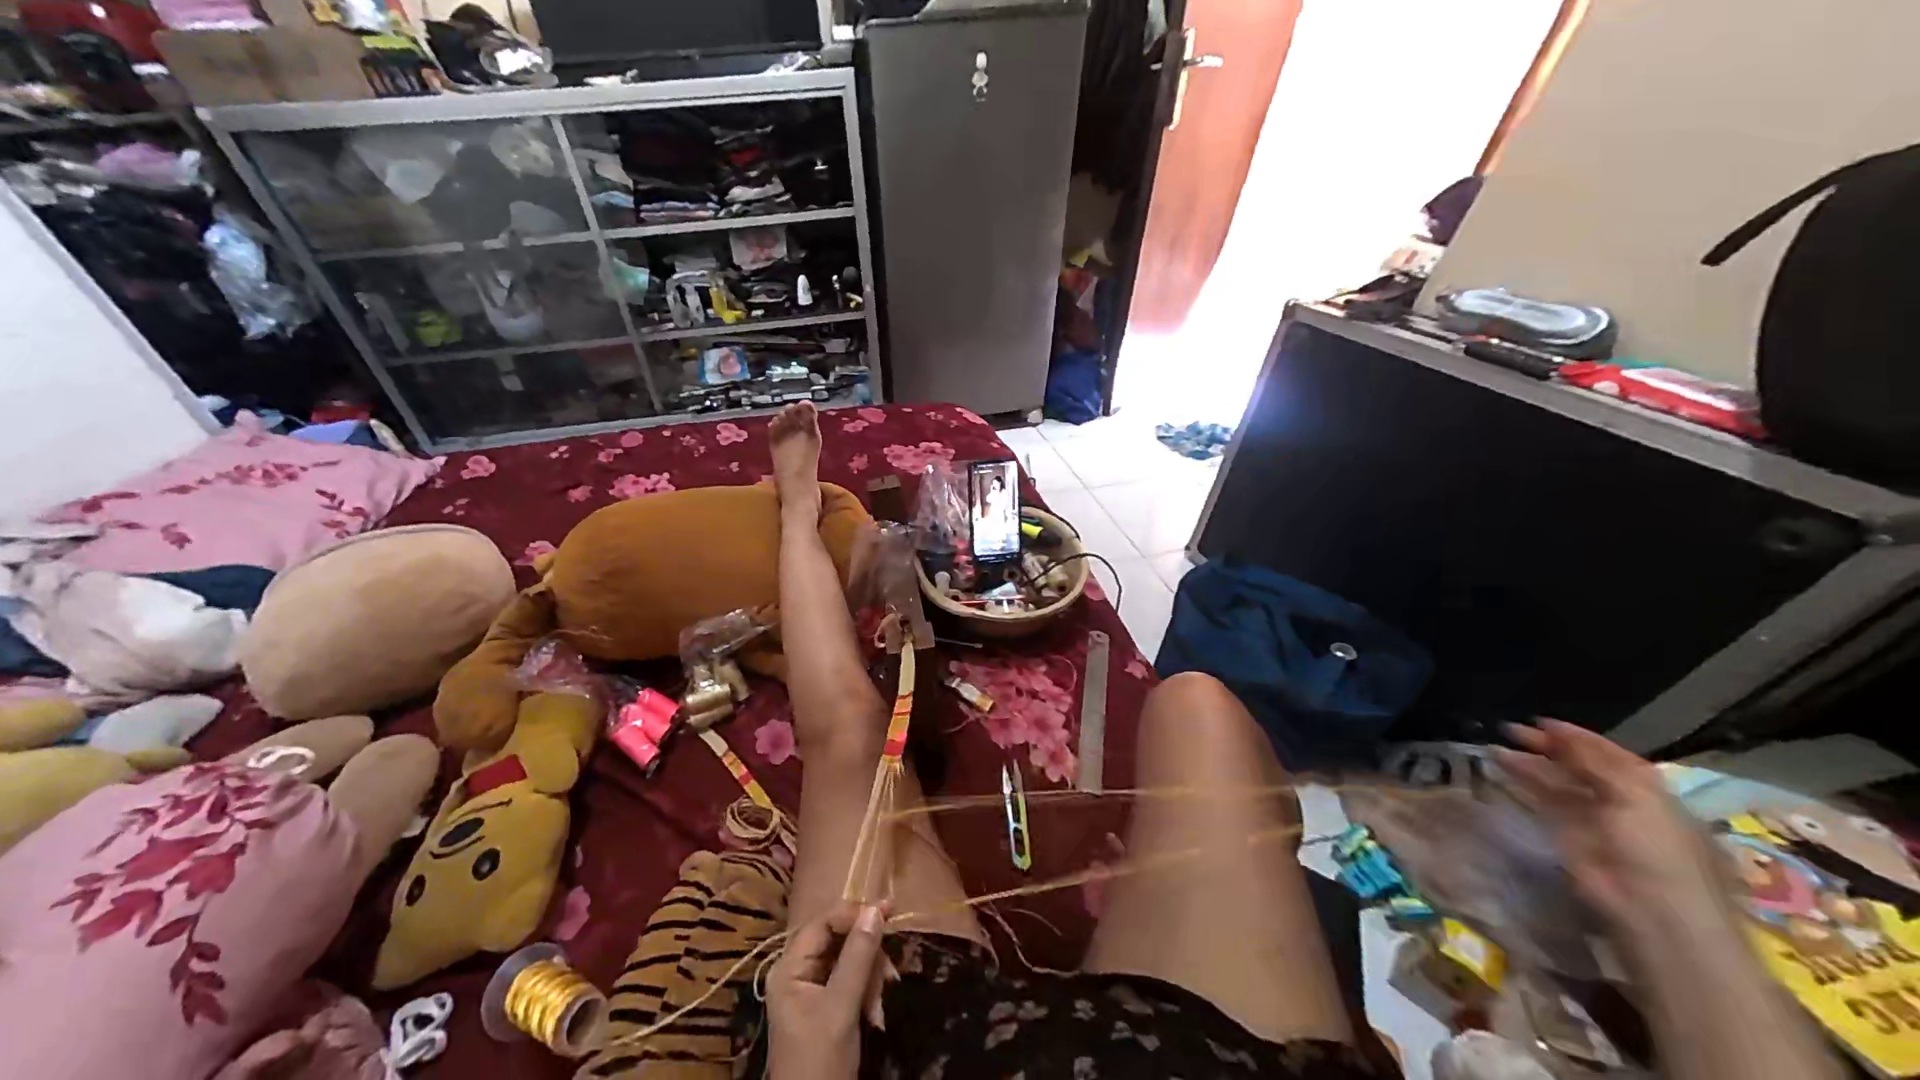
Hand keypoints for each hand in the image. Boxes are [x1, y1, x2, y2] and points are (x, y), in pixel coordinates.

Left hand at [767, 903, 886, 1079]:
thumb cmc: (820, 1062)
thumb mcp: (841, 1007)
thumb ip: (858, 956)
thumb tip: (877, 908)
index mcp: (789, 967)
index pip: (823, 921)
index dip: (854, 913)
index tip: (889, 911)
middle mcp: (797, 970)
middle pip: (838, 938)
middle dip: (867, 954)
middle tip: (890, 973)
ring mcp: (811, 987)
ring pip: (850, 958)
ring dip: (871, 977)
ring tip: (879, 1007)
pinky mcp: (826, 1003)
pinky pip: (852, 979)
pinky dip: (867, 992)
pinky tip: (875, 1015)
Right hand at [1495, 720, 1725, 924]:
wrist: (1648, 907)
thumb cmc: (1652, 846)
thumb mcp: (1632, 794)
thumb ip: (1593, 759)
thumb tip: (1556, 730)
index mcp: (1642, 786)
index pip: (1603, 751)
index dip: (1573, 735)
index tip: (1538, 721)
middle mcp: (1616, 798)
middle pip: (1575, 764)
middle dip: (1544, 746)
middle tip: (1508, 730)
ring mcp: (1590, 817)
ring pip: (1554, 782)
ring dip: (1527, 764)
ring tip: (1495, 749)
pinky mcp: (1565, 834)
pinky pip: (1540, 802)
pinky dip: (1521, 785)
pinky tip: (1501, 772)